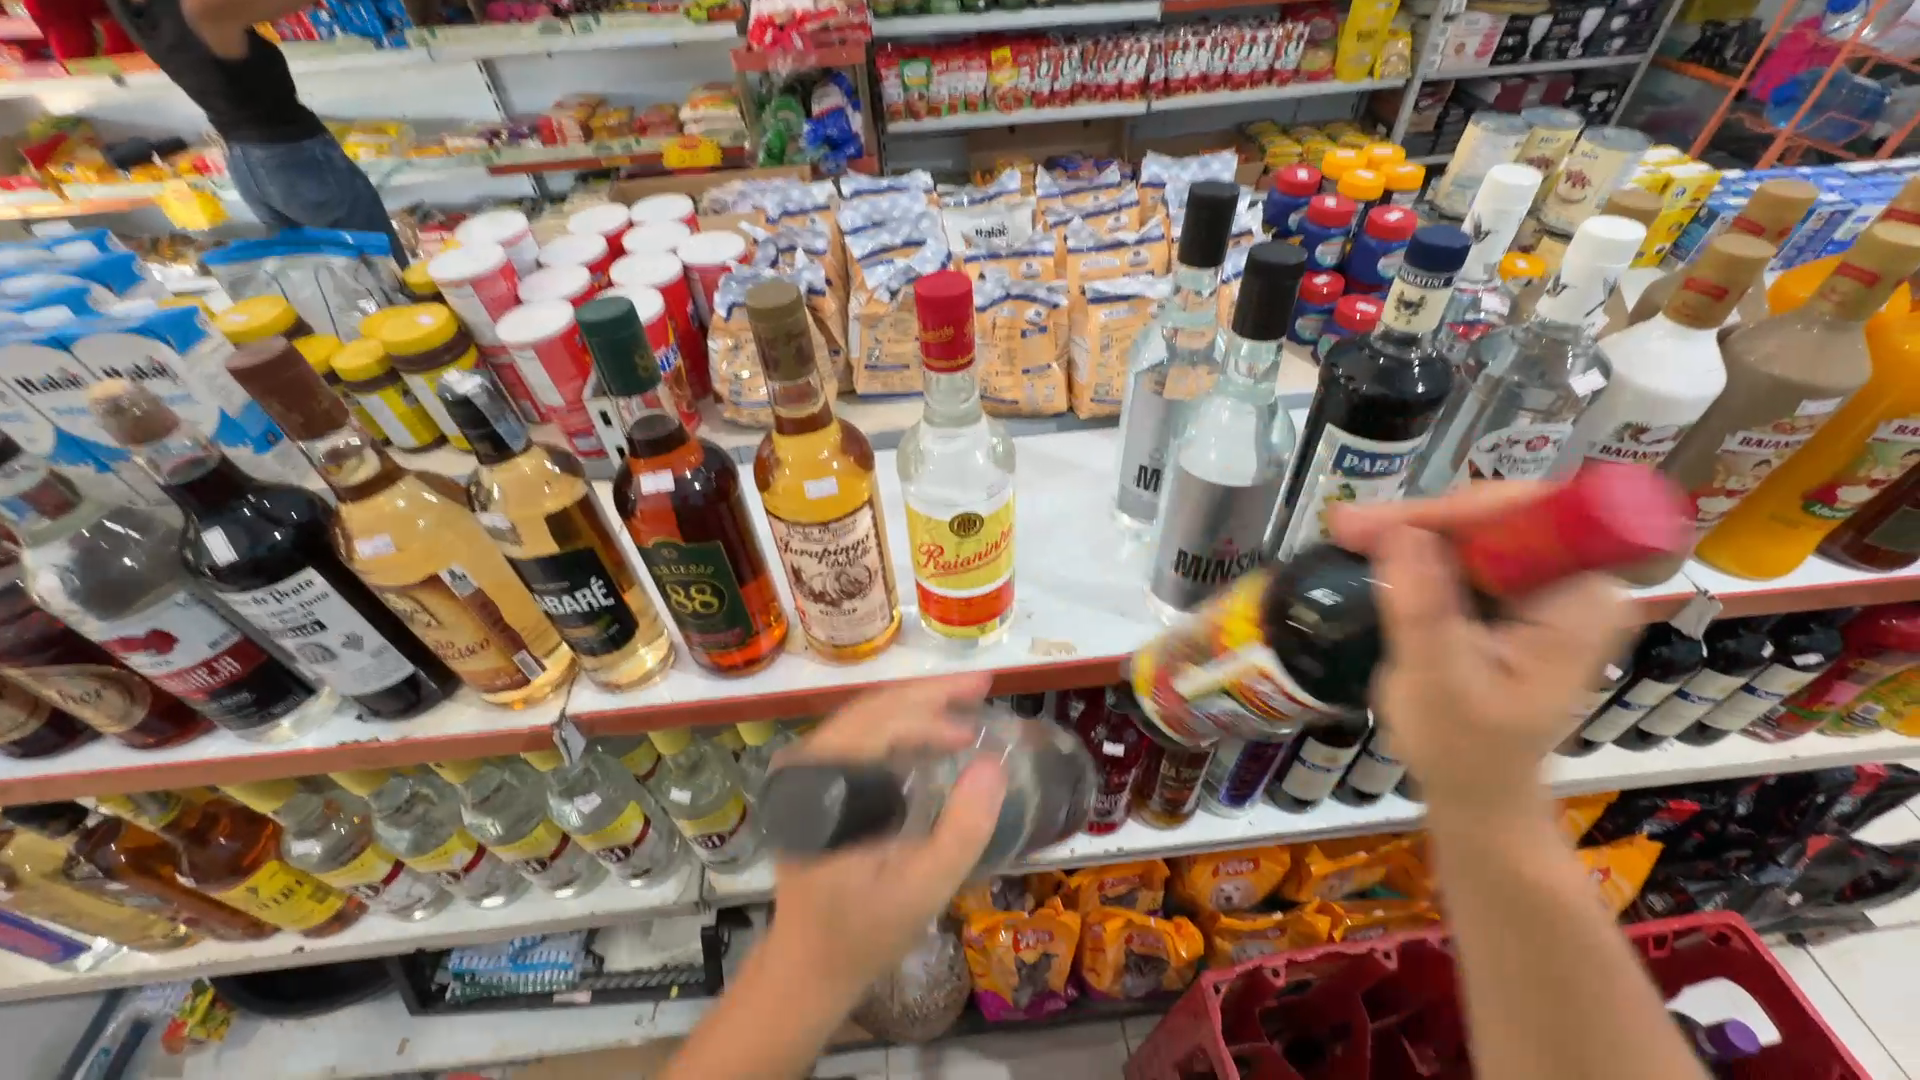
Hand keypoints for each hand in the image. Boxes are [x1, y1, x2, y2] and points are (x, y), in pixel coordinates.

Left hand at [763, 674, 1007, 1003]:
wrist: (808, 967)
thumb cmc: (865, 932)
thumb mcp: (924, 889)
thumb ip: (962, 829)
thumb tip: (993, 764)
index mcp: (825, 787)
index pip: (881, 720)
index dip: (934, 701)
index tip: (982, 695)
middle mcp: (808, 769)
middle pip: (872, 710)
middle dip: (930, 695)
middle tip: (981, 688)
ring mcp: (808, 777)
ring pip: (865, 720)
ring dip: (916, 709)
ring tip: (965, 708)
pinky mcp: (816, 788)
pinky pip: (861, 740)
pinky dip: (900, 730)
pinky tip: (934, 738)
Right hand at [1330, 482, 1637, 810]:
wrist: (1476, 787)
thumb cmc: (1464, 748)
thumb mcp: (1439, 680)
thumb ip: (1424, 606)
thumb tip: (1399, 530)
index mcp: (1581, 602)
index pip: (1530, 518)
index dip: (1457, 512)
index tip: (1384, 526)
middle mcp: (1575, 582)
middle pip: (1499, 516)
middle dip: (1422, 518)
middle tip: (1347, 528)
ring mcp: (1546, 586)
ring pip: (1477, 528)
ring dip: (1411, 530)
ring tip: (1348, 535)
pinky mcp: (1516, 595)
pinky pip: (1467, 550)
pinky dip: (1416, 549)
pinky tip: (1374, 552)